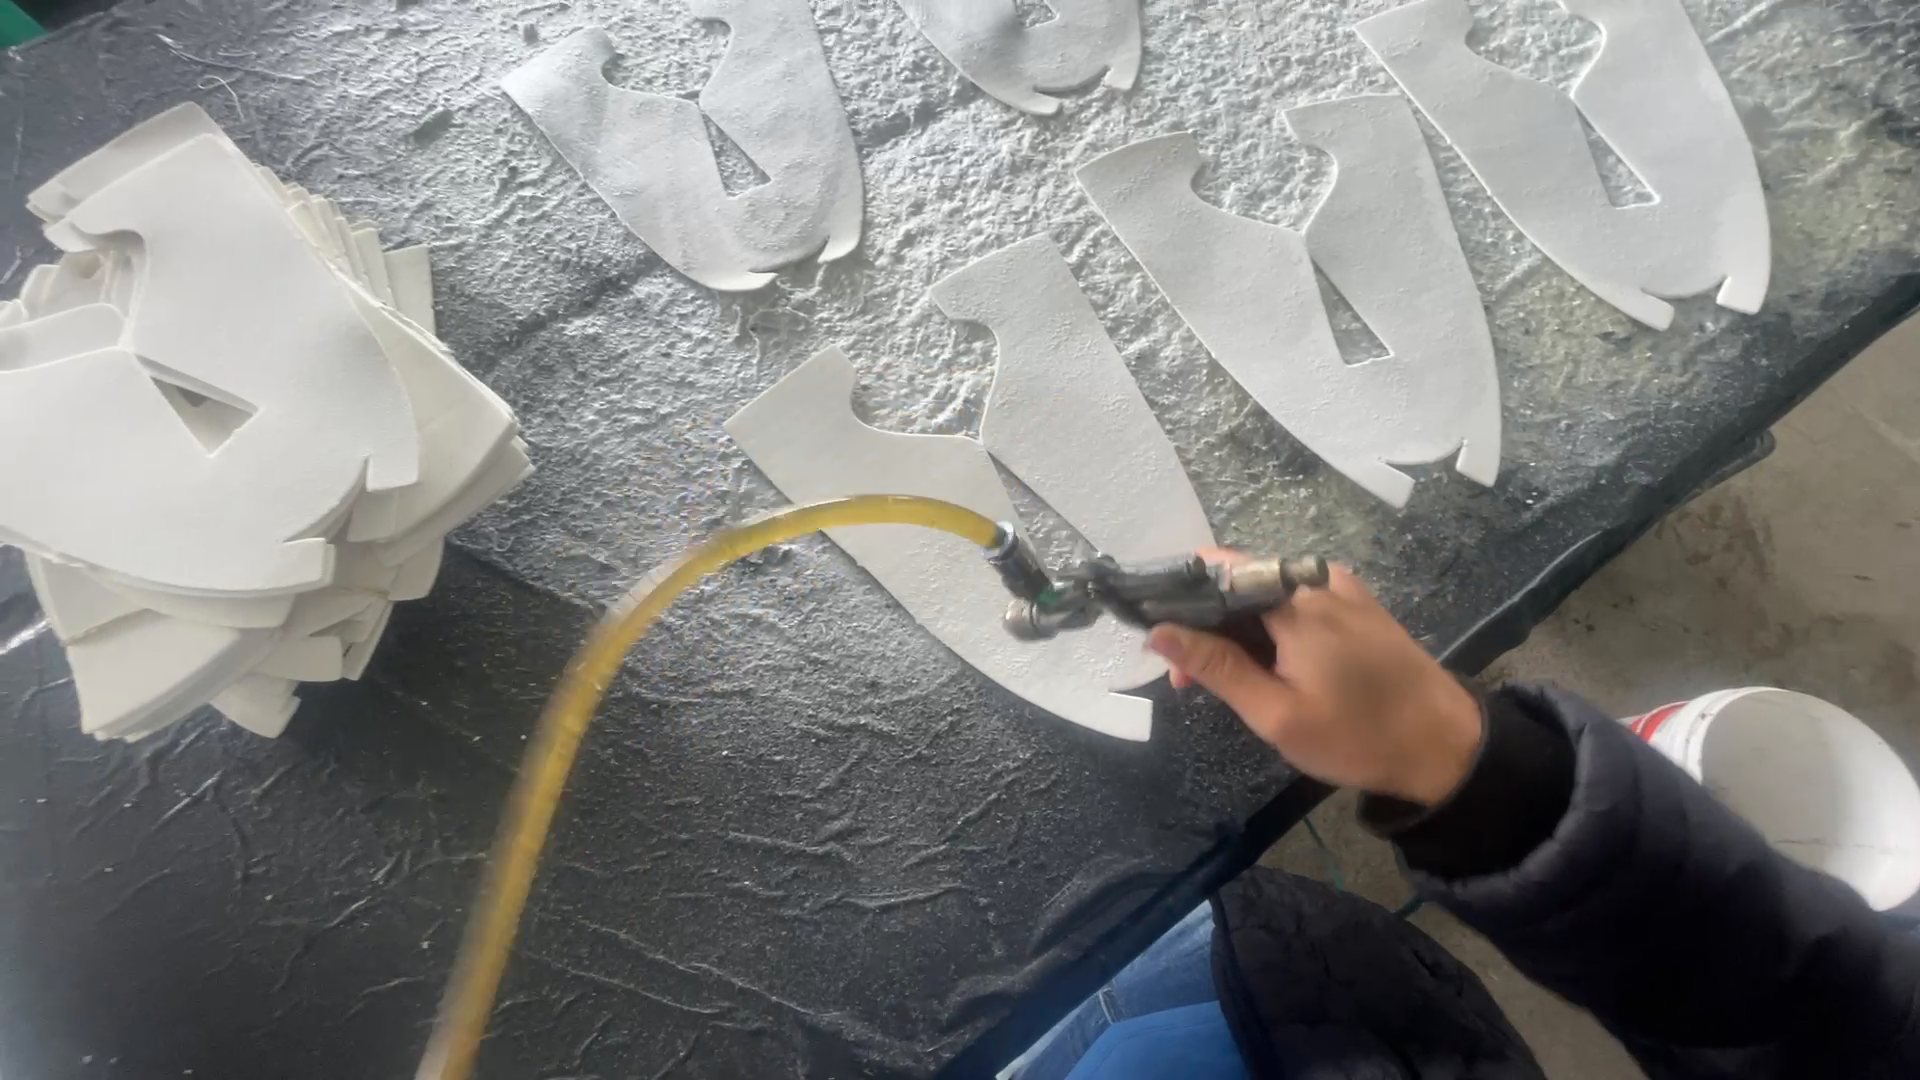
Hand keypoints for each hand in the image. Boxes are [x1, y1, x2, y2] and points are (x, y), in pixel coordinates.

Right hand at [1149, 555, 1482, 805]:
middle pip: (1237, 580)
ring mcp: (1339, 586)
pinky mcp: (1353, 601)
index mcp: (1295, 602)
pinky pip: (1292, 597)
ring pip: (1261, 590)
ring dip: (1233, 625)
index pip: (1217, 569)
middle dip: (1203, 621)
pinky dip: (1265, 622)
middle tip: (1188, 676)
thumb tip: (1158, 633)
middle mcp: (1315, 579)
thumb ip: (1215, 667)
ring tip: (1223, 676)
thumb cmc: (1357, 736)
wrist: (1449, 748)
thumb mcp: (1276, 712)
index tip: (1160, 636)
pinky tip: (1264, 660)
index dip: (1179, 596)